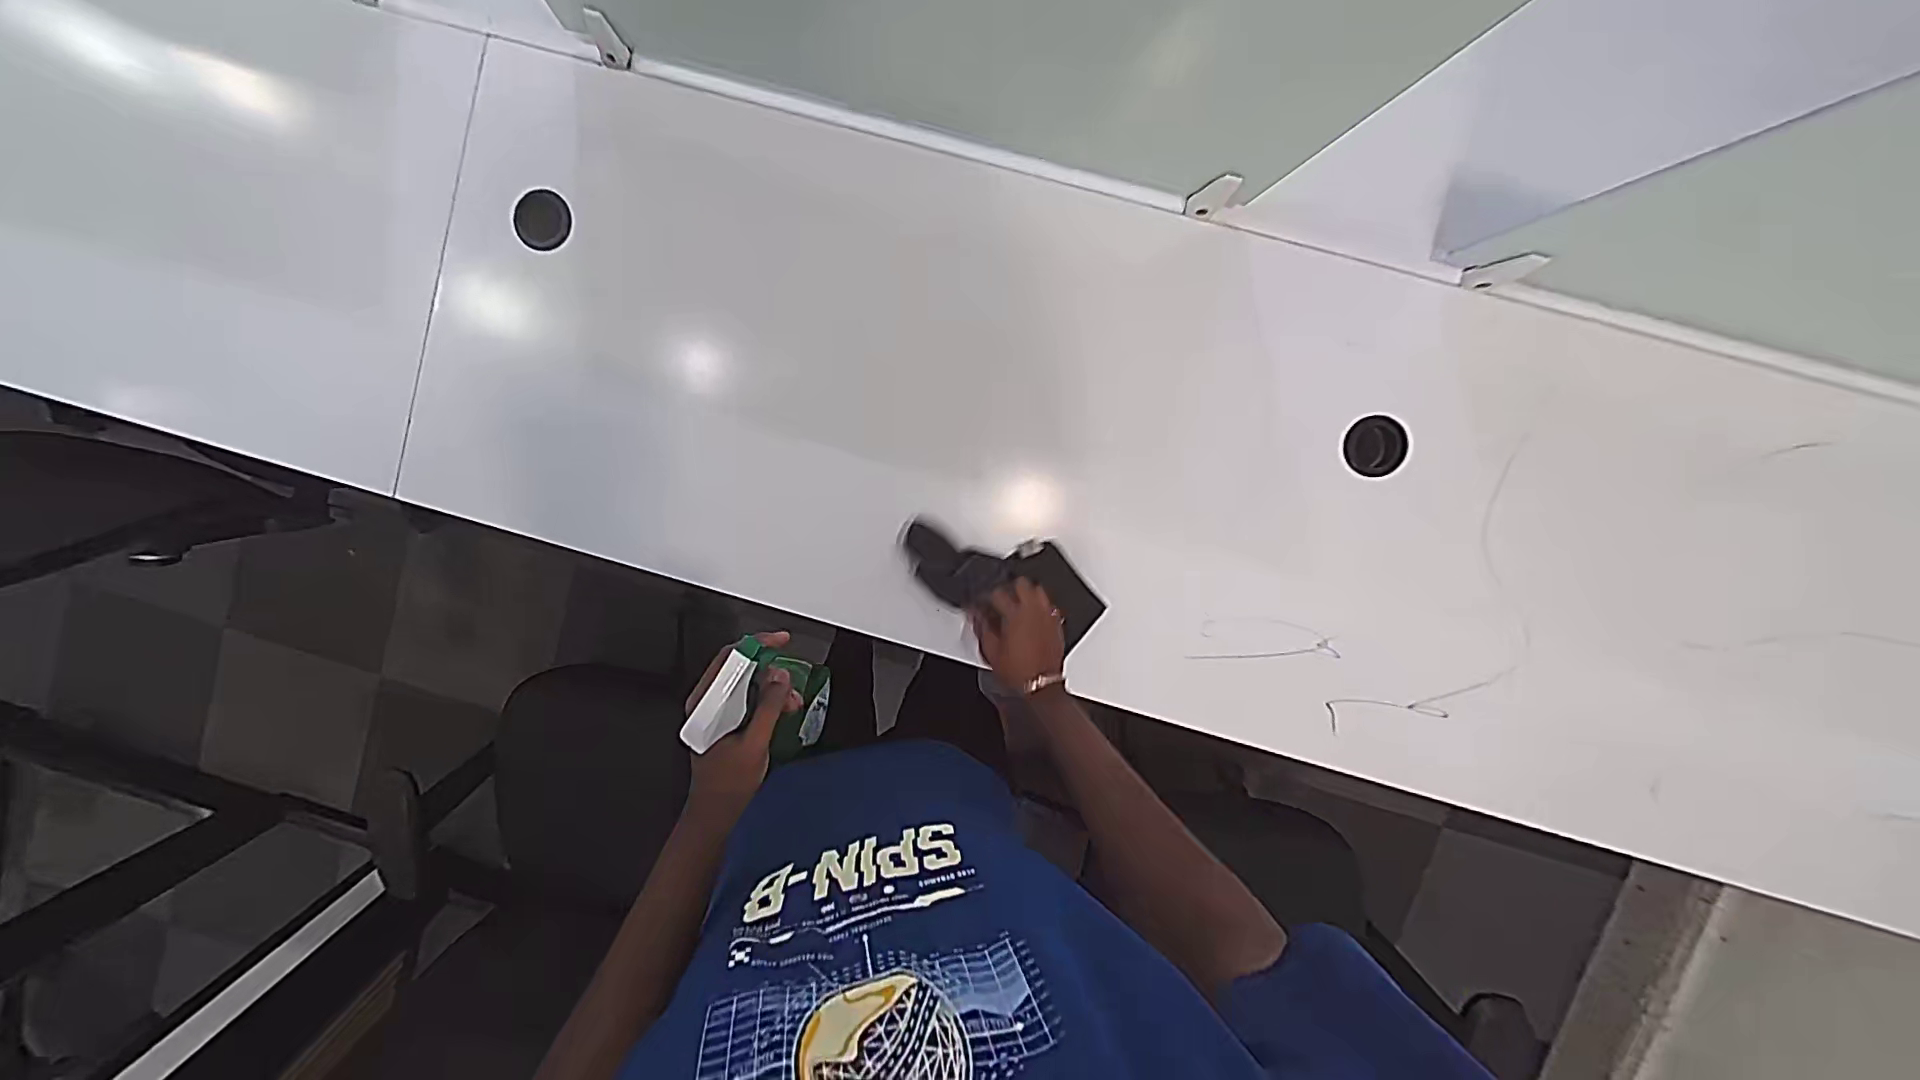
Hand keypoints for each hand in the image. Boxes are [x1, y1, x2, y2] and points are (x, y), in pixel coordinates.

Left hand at [685, 632, 801, 814]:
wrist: (716, 815)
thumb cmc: (728, 786)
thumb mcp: (754, 743)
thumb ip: (768, 707)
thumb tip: (778, 676)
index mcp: (705, 705)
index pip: (730, 660)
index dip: (756, 645)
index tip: (780, 640)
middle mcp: (707, 704)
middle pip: (740, 668)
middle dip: (771, 671)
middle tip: (790, 680)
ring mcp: (716, 712)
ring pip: (748, 683)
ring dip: (773, 688)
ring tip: (790, 703)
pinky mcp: (727, 722)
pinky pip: (750, 698)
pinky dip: (769, 699)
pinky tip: (783, 711)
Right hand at [970, 579, 1065, 692]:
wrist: (1041, 686)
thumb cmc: (1018, 671)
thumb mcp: (991, 651)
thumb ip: (982, 627)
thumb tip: (975, 615)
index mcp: (1014, 615)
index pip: (997, 593)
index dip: (986, 596)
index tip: (982, 602)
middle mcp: (1033, 611)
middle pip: (1021, 583)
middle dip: (1009, 587)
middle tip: (1002, 598)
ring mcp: (1047, 616)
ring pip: (1038, 590)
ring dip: (1027, 593)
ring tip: (1019, 602)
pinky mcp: (1056, 624)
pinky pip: (1049, 606)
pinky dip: (1040, 607)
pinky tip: (1033, 615)